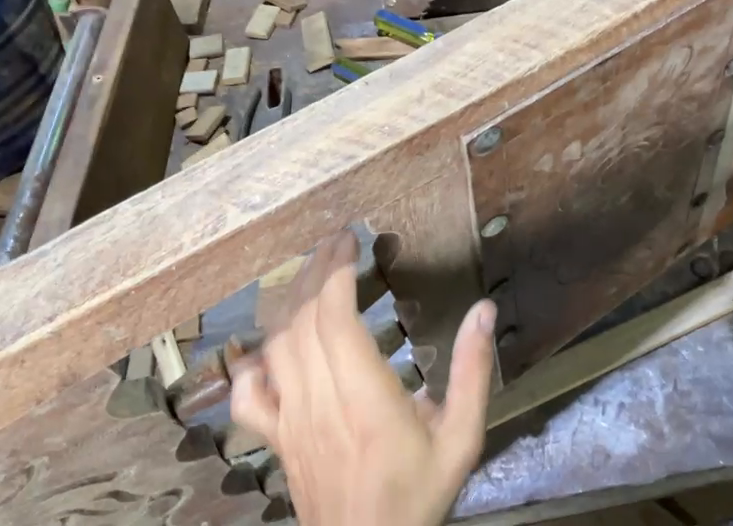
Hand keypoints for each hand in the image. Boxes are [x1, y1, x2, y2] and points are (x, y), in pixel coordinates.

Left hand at [228, 230, 497, 525]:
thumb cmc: (418, 493)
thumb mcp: (462, 439)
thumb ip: (472, 373)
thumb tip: (483, 310)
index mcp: (366, 398)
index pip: (335, 319)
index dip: (337, 271)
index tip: (351, 240)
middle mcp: (319, 403)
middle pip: (302, 321)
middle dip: (316, 271)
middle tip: (337, 243)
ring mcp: (290, 423)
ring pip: (276, 347)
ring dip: (291, 301)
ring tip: (314, 273)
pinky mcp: (276, 441)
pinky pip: (249, 395)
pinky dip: (252, 360)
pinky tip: (269, 341)